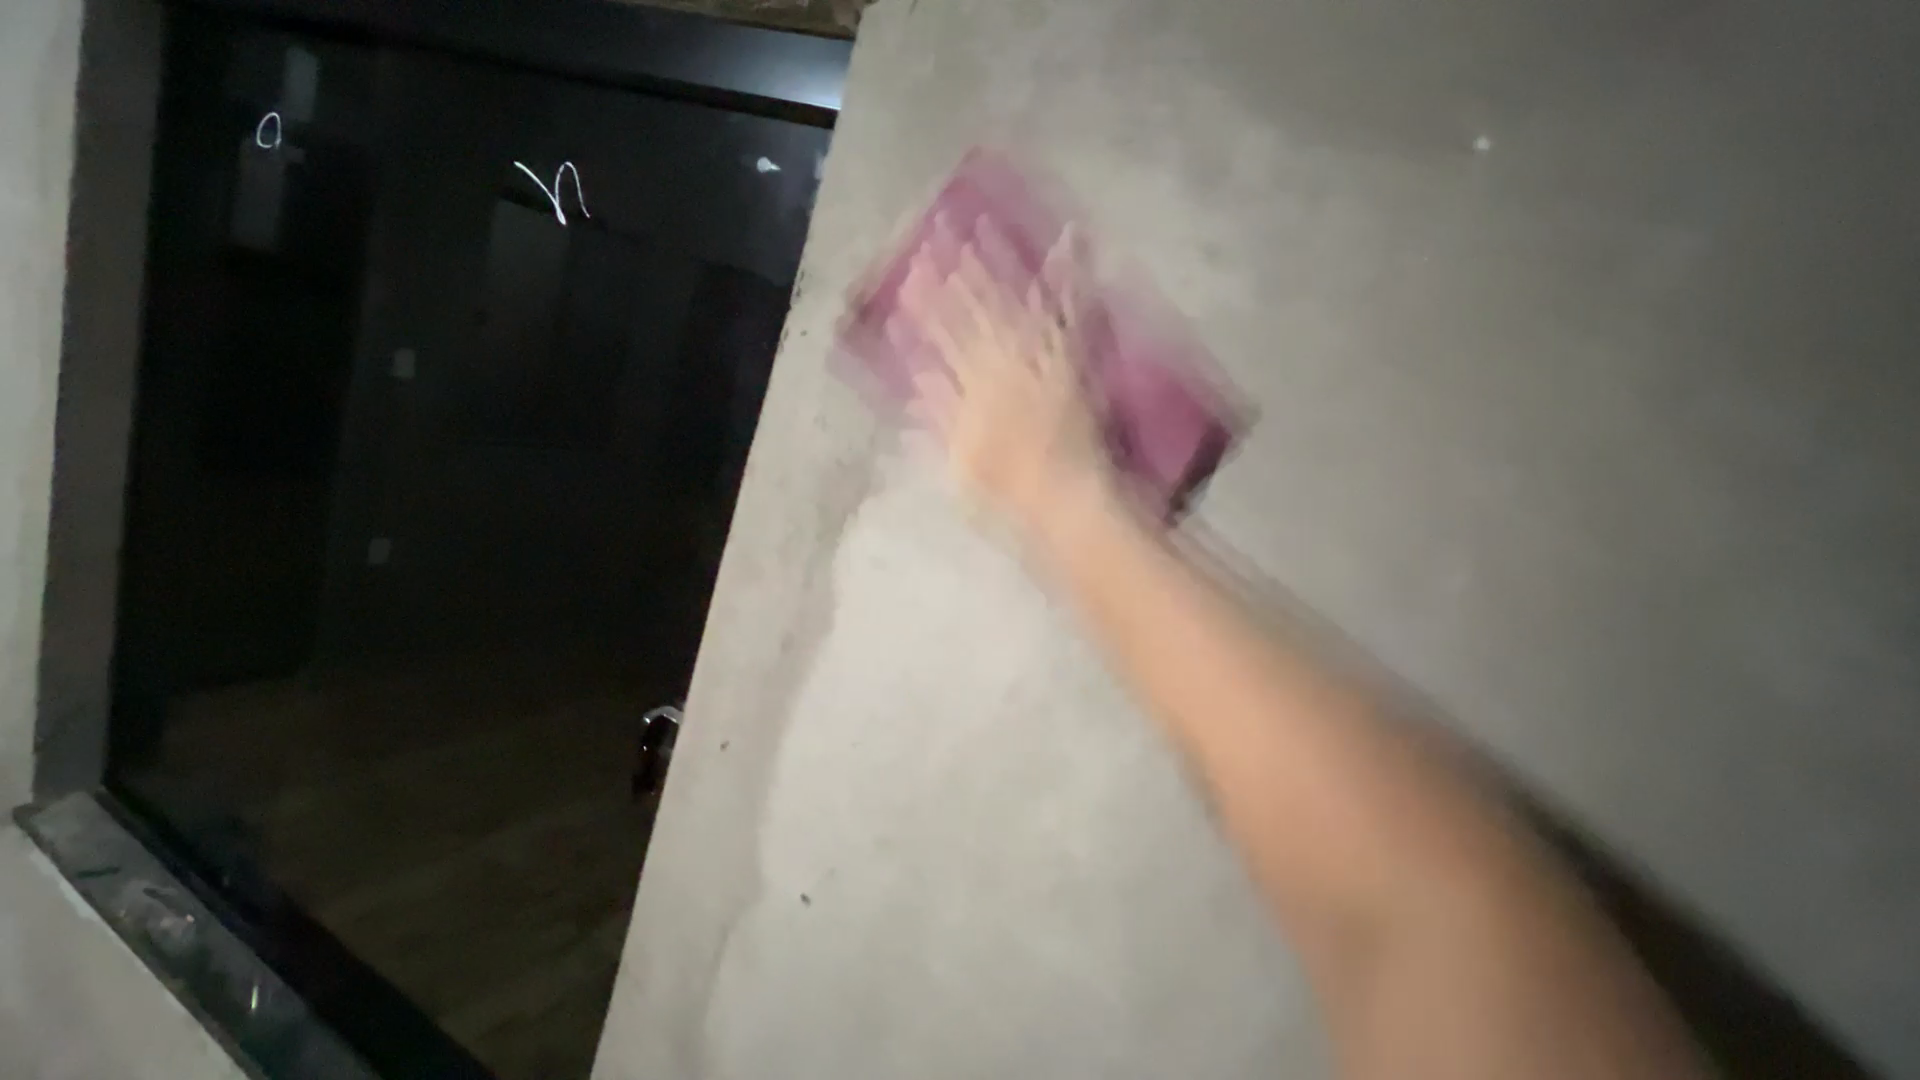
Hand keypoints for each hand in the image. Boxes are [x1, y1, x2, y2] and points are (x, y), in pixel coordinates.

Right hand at [898, 230, 1117, 546]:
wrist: (1063, 497)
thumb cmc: (1009, 491)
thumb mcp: (958, 463)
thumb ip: (938, 417)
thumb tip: (920, 381)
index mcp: (972, 390)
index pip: (944, 338)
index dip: (928, 305)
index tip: (914, 275)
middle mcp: (1003, 366)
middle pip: (976, 313)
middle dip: (957, 274)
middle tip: (942, 235)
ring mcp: (1040, 360)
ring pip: (1014, 304)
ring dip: (998, 266)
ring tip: (984, 232)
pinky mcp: (1073, 361)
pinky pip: (1069, 313)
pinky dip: (1068, 277)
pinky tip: (1068, 243)